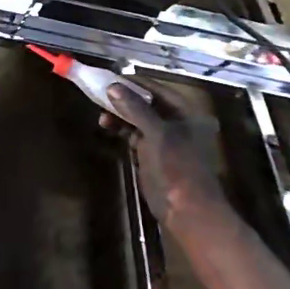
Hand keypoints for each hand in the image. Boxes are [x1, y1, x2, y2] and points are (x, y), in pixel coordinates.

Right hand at [102, 82, 226, 224]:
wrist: (187, 210)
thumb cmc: (176, 166)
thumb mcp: (156, 133)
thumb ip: (135, 108)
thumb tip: (113, 87)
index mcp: (187, 112)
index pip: (158, 89)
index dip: (135, 83)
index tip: (110, 78)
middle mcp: (178, 123)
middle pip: (148, 104)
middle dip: (125, 100)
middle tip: (101, 96)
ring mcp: (166, 141)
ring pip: (140, 121)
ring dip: (121, 116)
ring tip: (102, 116)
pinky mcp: (154, 156)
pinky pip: (137, 137)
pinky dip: (123, 131)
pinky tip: (108, 127)